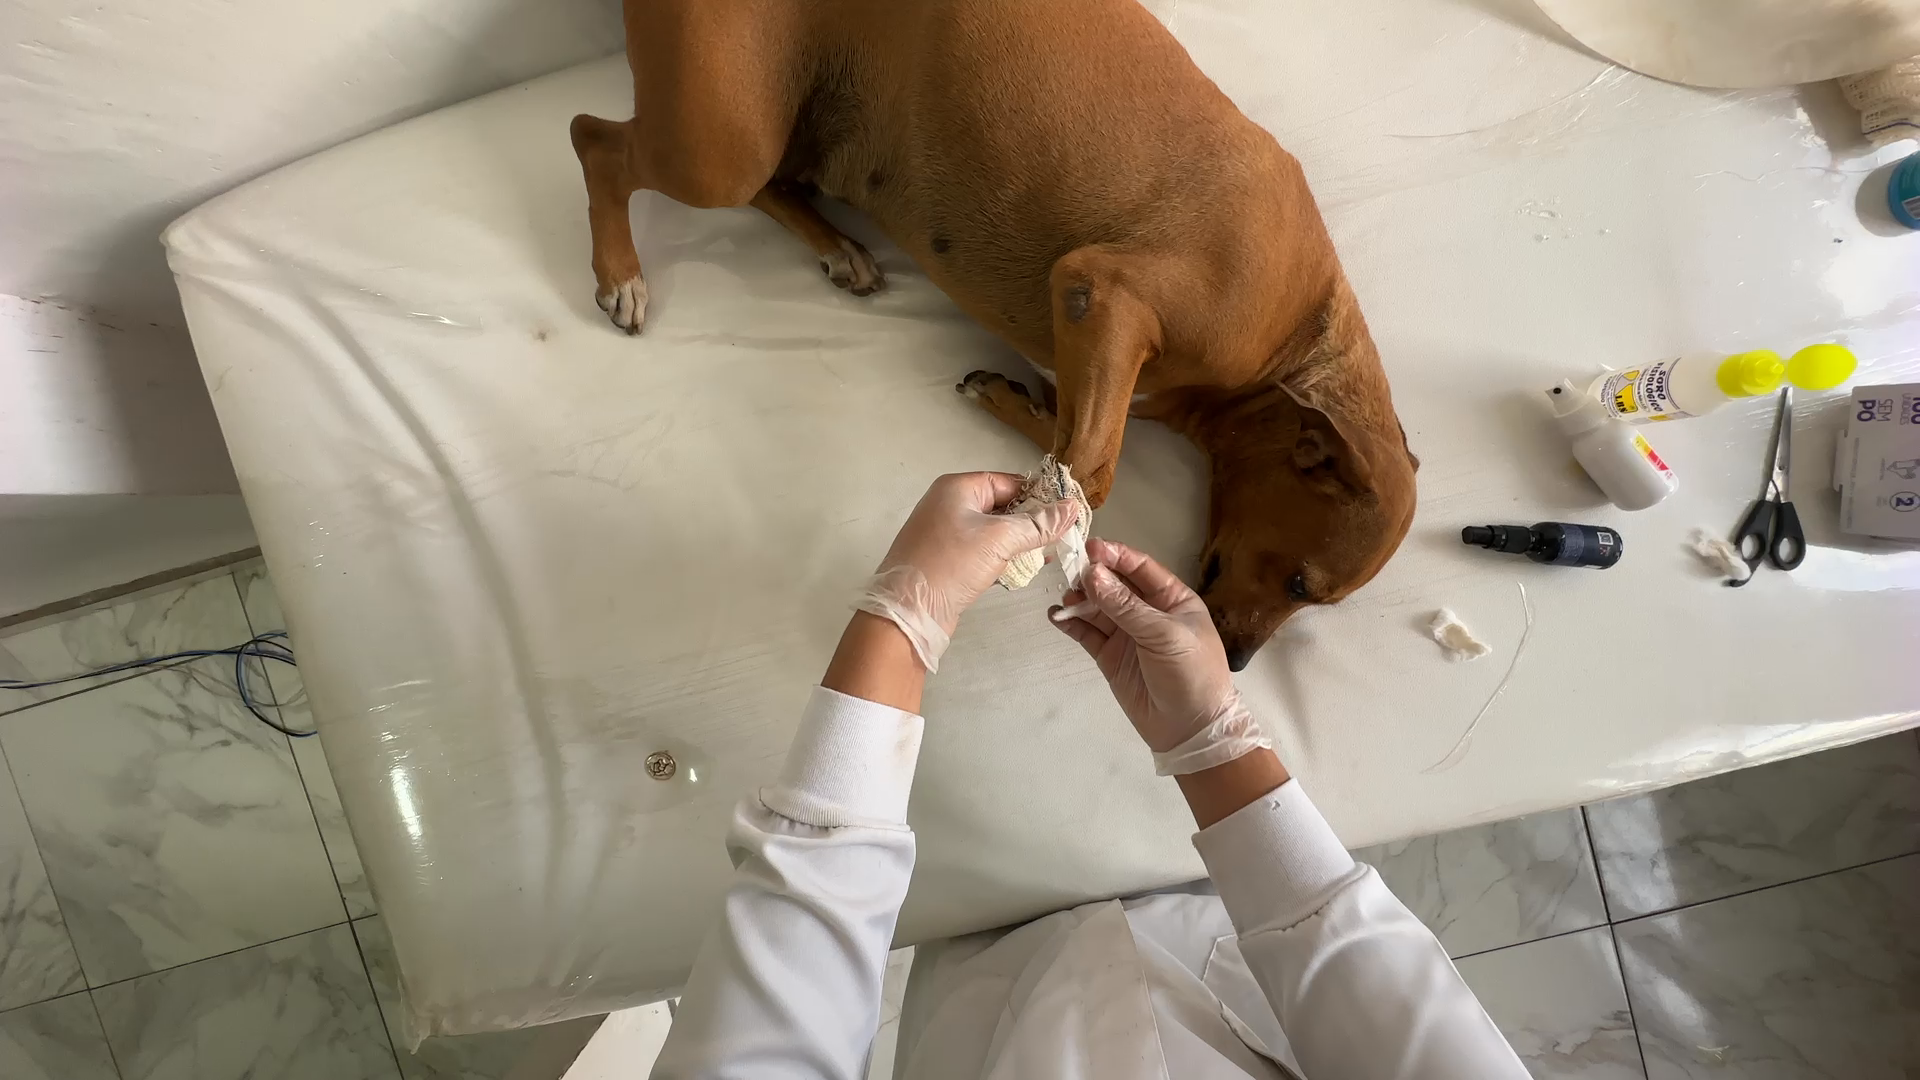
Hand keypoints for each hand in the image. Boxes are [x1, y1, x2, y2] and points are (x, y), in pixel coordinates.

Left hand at [858, 472, 1079, 671]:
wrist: (909, 611)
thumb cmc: (950, 564)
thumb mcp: (999, 539)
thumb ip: (1038, 524)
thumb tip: (1072, 508)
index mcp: (958, 488)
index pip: (1009, 482)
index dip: (1039, 495)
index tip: (1068, 510)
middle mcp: (951, 505)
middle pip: (1003, 506)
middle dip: (1032, 521)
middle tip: (1064, 535)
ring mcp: (948, 534)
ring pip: (995, 531)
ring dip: (1021, 542)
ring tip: (1051, 552)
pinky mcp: (950, 560)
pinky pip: (985, 552)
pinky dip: (1005, 558)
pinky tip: (1028, 568)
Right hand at [1050, 539, 1268, 773]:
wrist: (1190, 730)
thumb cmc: (1191, 674)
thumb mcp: (1164, 635)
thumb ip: (1125, 606)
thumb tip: (1091, 574)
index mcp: (1172, 599)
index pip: (1140, 567)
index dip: (1115, 556)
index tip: (1090, 549)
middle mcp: (1147, 611)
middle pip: (1114, 584)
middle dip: (1093, 577)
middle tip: (1072, 574)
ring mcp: (1126, 634)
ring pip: (1096, 606)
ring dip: (1080, 599)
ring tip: (1067, 599)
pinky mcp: (1109, 655)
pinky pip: (1086, 632)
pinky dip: (1070, 623)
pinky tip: (1056, 616)